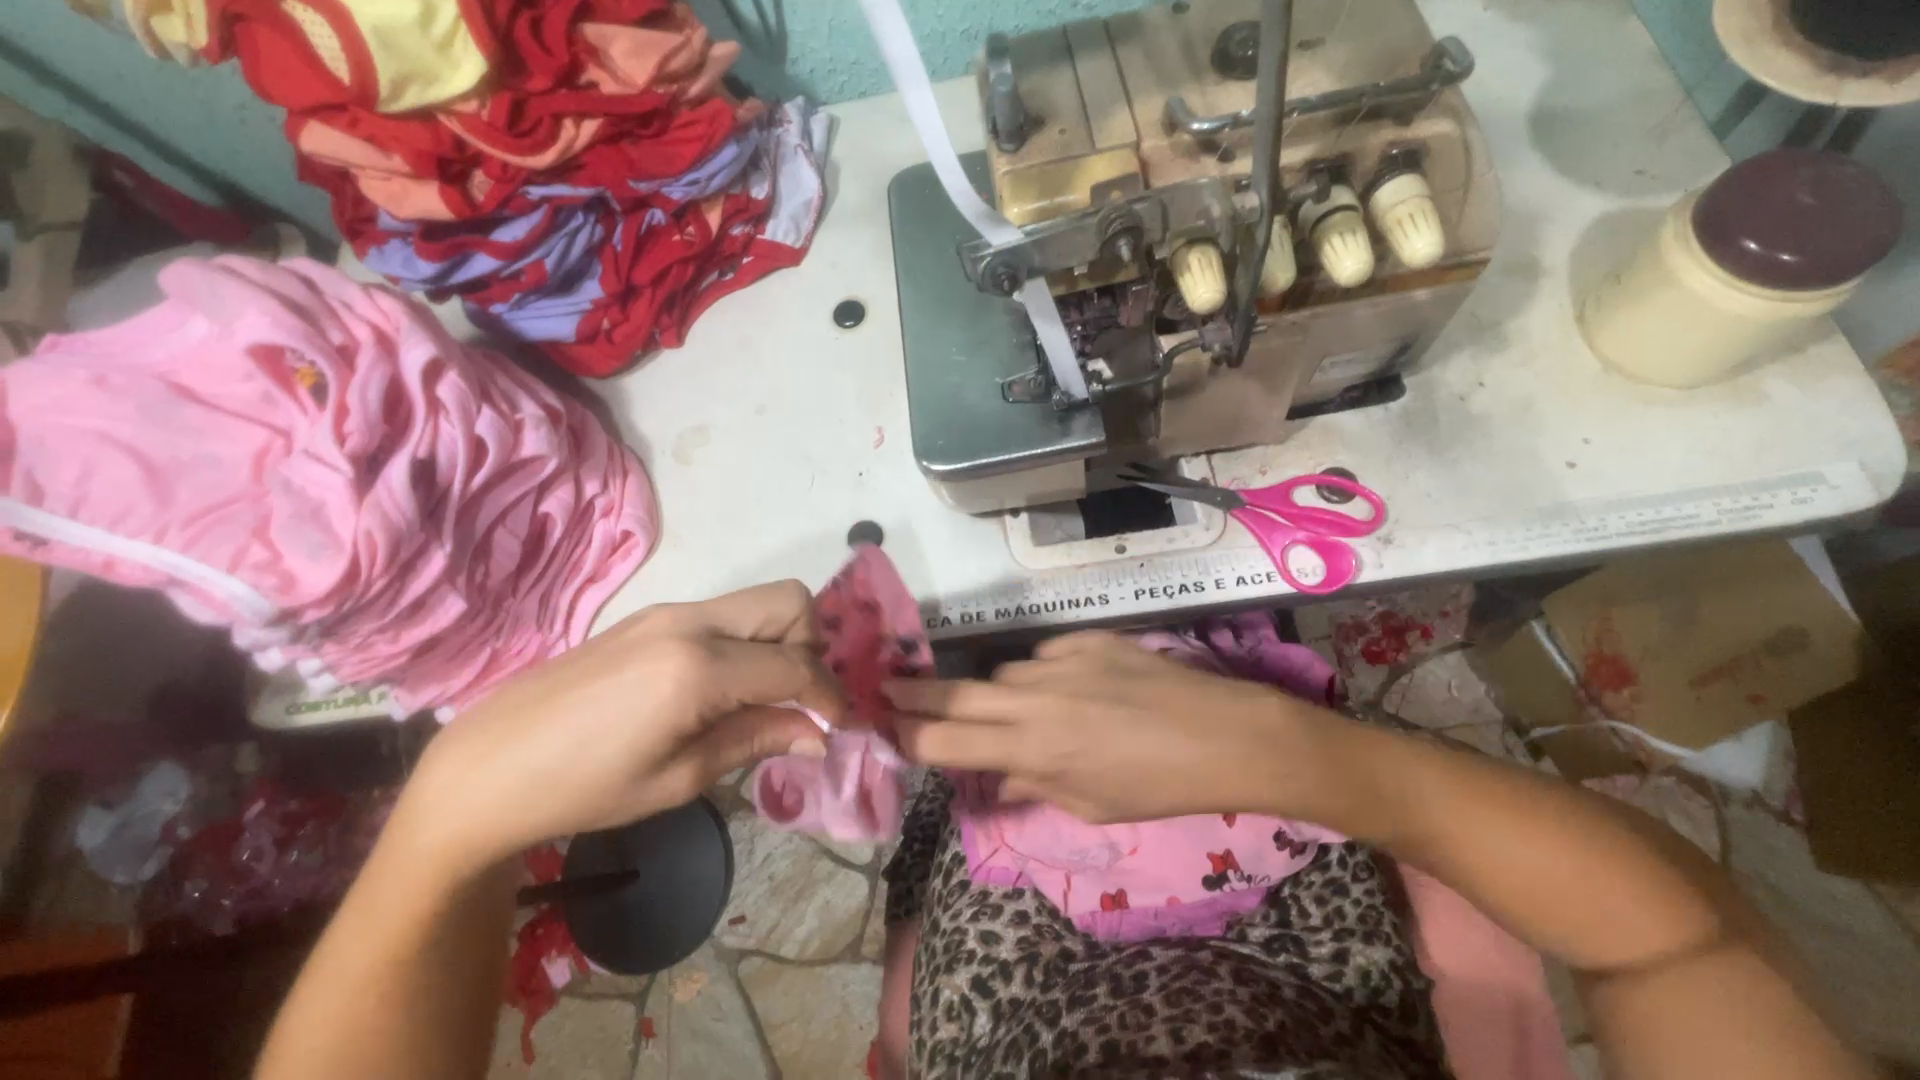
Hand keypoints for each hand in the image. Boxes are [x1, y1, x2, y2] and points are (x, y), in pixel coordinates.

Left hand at [403, 581, 846, 874]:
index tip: (845, 726)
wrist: (487, 767)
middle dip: (813, 647)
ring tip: (767, 699)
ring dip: (781, 641)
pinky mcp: (648, 618)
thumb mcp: (679, 778)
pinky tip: (725, 690)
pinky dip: (747, 642)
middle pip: (789, 602)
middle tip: (801, 701)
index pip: (796, 665)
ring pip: (758, 602)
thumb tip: (820, 734)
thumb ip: (756, 740)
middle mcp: (689, 623)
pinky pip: (724, 615)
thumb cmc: (584, 788)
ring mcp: (666, 613)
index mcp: (697, 668)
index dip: (831, 696)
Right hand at [885, 631, 1340, 822]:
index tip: (884, 724)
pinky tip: (1074, 689)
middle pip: (956, 692)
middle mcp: (1035, 699)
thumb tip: (996, 779)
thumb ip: (1032, 785)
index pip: (947, 739)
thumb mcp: (1090, 803)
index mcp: (1032, 749)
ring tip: (1025, 711)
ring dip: (999, 692)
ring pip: (1004, 672)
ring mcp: (1061, 660)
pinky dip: (1046, 673)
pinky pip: (1046, 654)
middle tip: (885, 684)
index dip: (910, 733)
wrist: (1226, 735)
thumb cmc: (1157, 787)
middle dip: (914, 690)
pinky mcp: (1088, 637)